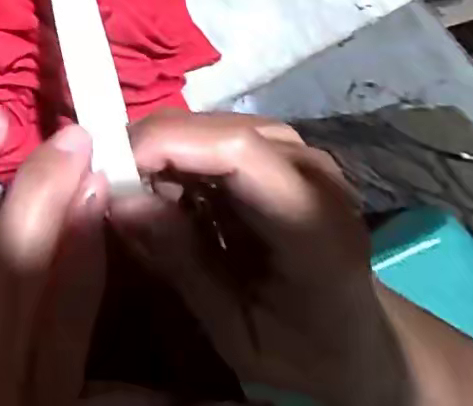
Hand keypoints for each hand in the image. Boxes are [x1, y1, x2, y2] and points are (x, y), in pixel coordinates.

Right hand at [110, 111, 408, 405]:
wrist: (362, 334)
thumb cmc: (306, 349)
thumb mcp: (239, 333)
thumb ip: (182, 264)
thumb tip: (117, 200)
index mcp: (311, 219)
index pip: (238, 152)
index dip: (169, 145)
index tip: (110, 170)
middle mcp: (308, 165)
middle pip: (215, 128)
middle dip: (152, 149)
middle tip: (113, 195)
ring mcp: (296, 147)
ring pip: (208, 123)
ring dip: (164, 153)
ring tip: (146, 205)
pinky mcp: (278, 144)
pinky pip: (214, 133)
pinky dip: (181, 158)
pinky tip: (177, 199)